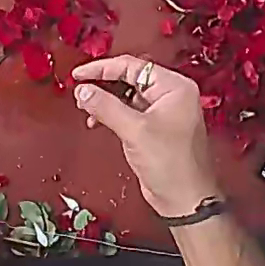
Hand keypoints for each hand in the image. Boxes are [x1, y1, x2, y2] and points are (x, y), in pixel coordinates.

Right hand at [71, 55, 219, 216]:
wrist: (185, 199)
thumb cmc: (170, 163)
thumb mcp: (134, 130)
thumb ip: (106, 106)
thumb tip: (82, 90)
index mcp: (174, 87)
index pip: (133, 66)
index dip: (103, 68)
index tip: (79, 74)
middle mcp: (170, 95)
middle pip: (130, 79)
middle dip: (103, 84)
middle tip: (80, 90)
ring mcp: (163, 112)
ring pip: (127, 96)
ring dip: (105, 101)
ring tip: (85, 107)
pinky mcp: (154, 128)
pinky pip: (129, 112)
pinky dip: (112, 114)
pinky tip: (96, 121)